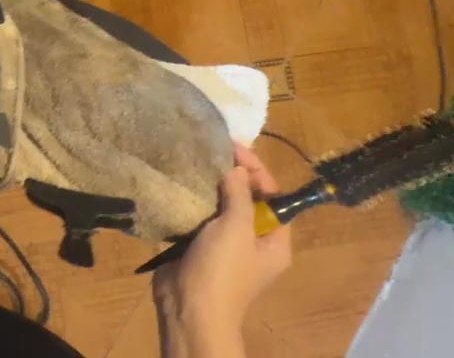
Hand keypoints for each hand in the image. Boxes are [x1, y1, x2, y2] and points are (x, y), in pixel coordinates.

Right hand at [153, 146, 292, 345]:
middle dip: (232, 173)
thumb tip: (237, 168)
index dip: (256, 170)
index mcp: (274, 241)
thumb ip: (239, 196)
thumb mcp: (236, 229)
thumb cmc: (222, 270)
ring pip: (221, 204)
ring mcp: (225, 243)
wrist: (190, 307)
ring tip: (192, 158)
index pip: (273, 196)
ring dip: (209, 184)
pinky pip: (200, 214)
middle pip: (247, 198)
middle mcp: (253, 240)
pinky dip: (192, 197)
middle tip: (210, 148)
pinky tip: (179, 180)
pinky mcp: (199, 244)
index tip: (233, 147)